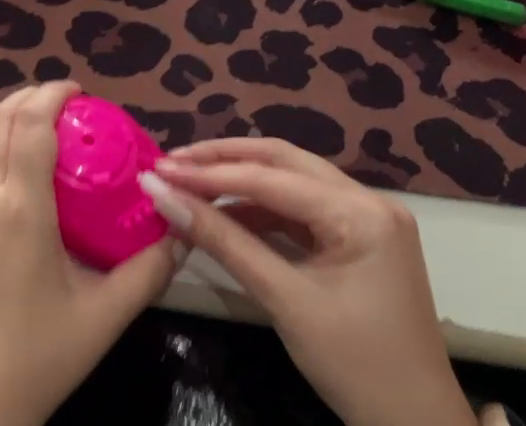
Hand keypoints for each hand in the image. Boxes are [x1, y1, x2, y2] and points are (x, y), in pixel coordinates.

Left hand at [0, 82, 178, 425]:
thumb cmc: (41, 355)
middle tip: (67, 101)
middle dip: (30, 99)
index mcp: (20, 209)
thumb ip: (148, 270)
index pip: (30, 128)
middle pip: (0, 123)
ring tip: (39, 118)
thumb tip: (181, 232)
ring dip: (5, 117)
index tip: (78, 90)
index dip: (51, 97)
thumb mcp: (106, 315)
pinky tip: (4, 154)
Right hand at [139, 137, 475, 425]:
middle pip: (281, 162)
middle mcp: (369, 201)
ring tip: (186, 184)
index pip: (268, 178)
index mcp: (362, 212)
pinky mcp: (359, 238)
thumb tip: (159, 194)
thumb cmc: (354, 364)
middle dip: (221, 161)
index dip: (207, 173)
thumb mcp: (282, 298)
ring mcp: (368, 218)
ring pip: (289, 180)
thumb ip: (221, 239)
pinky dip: (258, 207)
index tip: (155, 171)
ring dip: (237, 180)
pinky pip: (300, 207)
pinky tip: (222, 212)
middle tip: (169, 164)